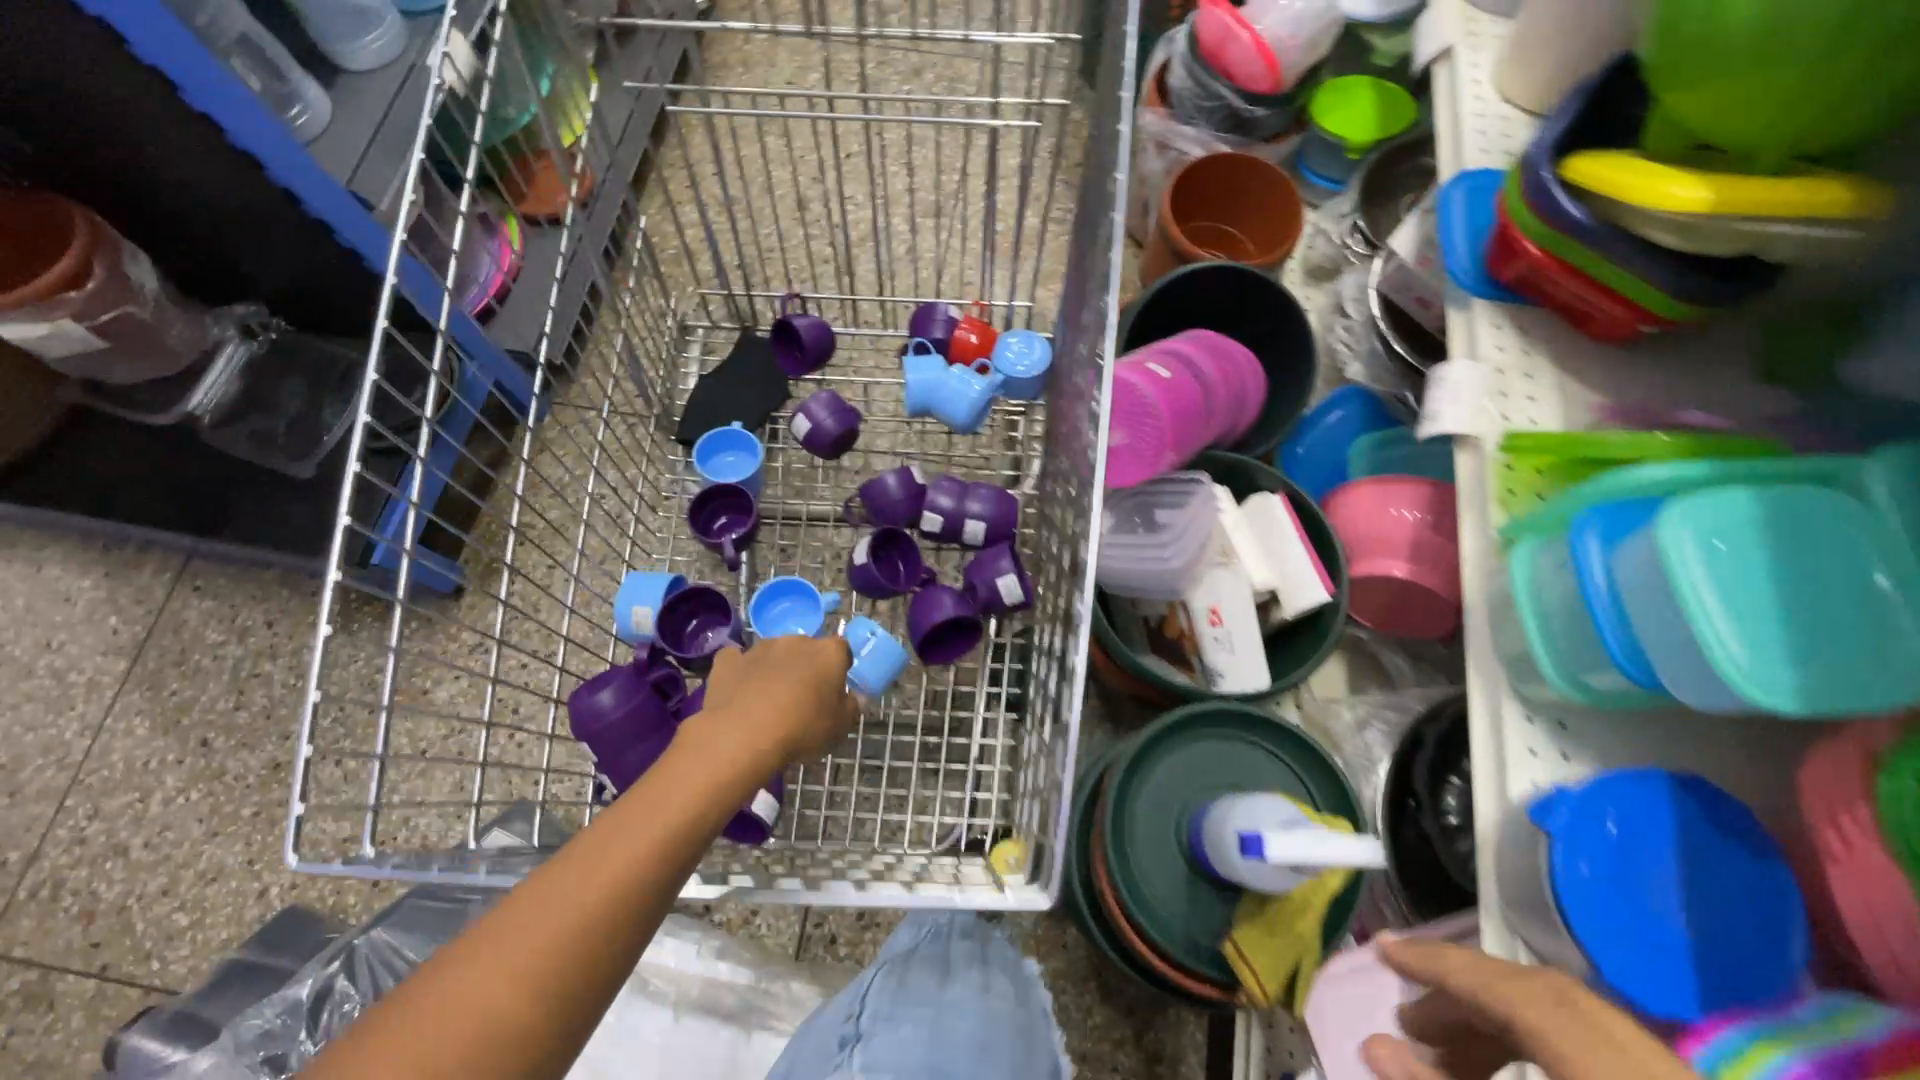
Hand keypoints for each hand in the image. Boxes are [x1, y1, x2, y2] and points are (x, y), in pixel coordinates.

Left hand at [681, 636, 858, 768]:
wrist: (743, 735)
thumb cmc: (802, 729)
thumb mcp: (839, 727)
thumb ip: (850, 707)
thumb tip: (854, 697)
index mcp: (828, 653)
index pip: (842, 649)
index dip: (839, 667)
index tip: (835, 689)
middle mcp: (795, 641)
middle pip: (806, 648)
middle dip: (806, 666)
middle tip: (803, 697)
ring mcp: (759, 648)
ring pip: (773, 652)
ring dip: (775, 668)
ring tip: (769, 699)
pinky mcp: (728, 660)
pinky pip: (738, 660)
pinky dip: (741, 670)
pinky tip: (740, 690)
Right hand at [1361, 937, 1697, 1079]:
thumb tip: (1373, 1045)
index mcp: (1611, 1066)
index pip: (1520, 993)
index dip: (1445, 964)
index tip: (1384, 949)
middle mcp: (1647, 1058)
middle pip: (1545, 998)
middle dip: (1465, 997)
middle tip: (1406, 1020)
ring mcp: (1666, 1071)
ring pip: (1571, 1022)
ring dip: (1495, 1026)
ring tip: (1440, 1053)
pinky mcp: (1664, 1079)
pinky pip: (1595, 1048)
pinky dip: (1535, 1046)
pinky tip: (1494, 1067)